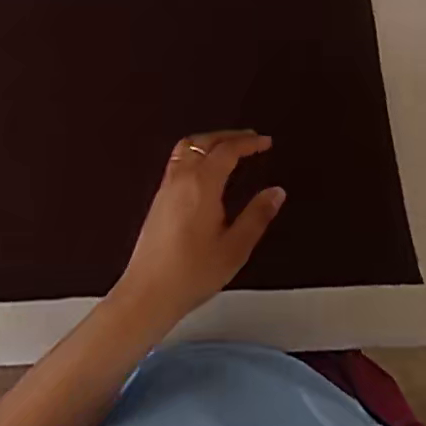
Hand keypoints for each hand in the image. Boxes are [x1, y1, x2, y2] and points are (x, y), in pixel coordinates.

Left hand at [108, 131, 285, 329]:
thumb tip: (276, 192)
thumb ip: (257, 216)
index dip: (248, 142)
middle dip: (229, 136)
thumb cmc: (193, 272)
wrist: (149, 290)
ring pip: (188, 146)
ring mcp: (166, 185)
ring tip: (229, 147)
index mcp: (201, 184)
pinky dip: (196, 151)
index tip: (265, 141)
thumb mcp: (235, 248)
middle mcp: (181, 177)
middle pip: (204, 141)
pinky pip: (178, 158)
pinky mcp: (159, 196)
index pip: (227, 150)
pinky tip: (205, 168)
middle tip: (250, 138)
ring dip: (210, 140)